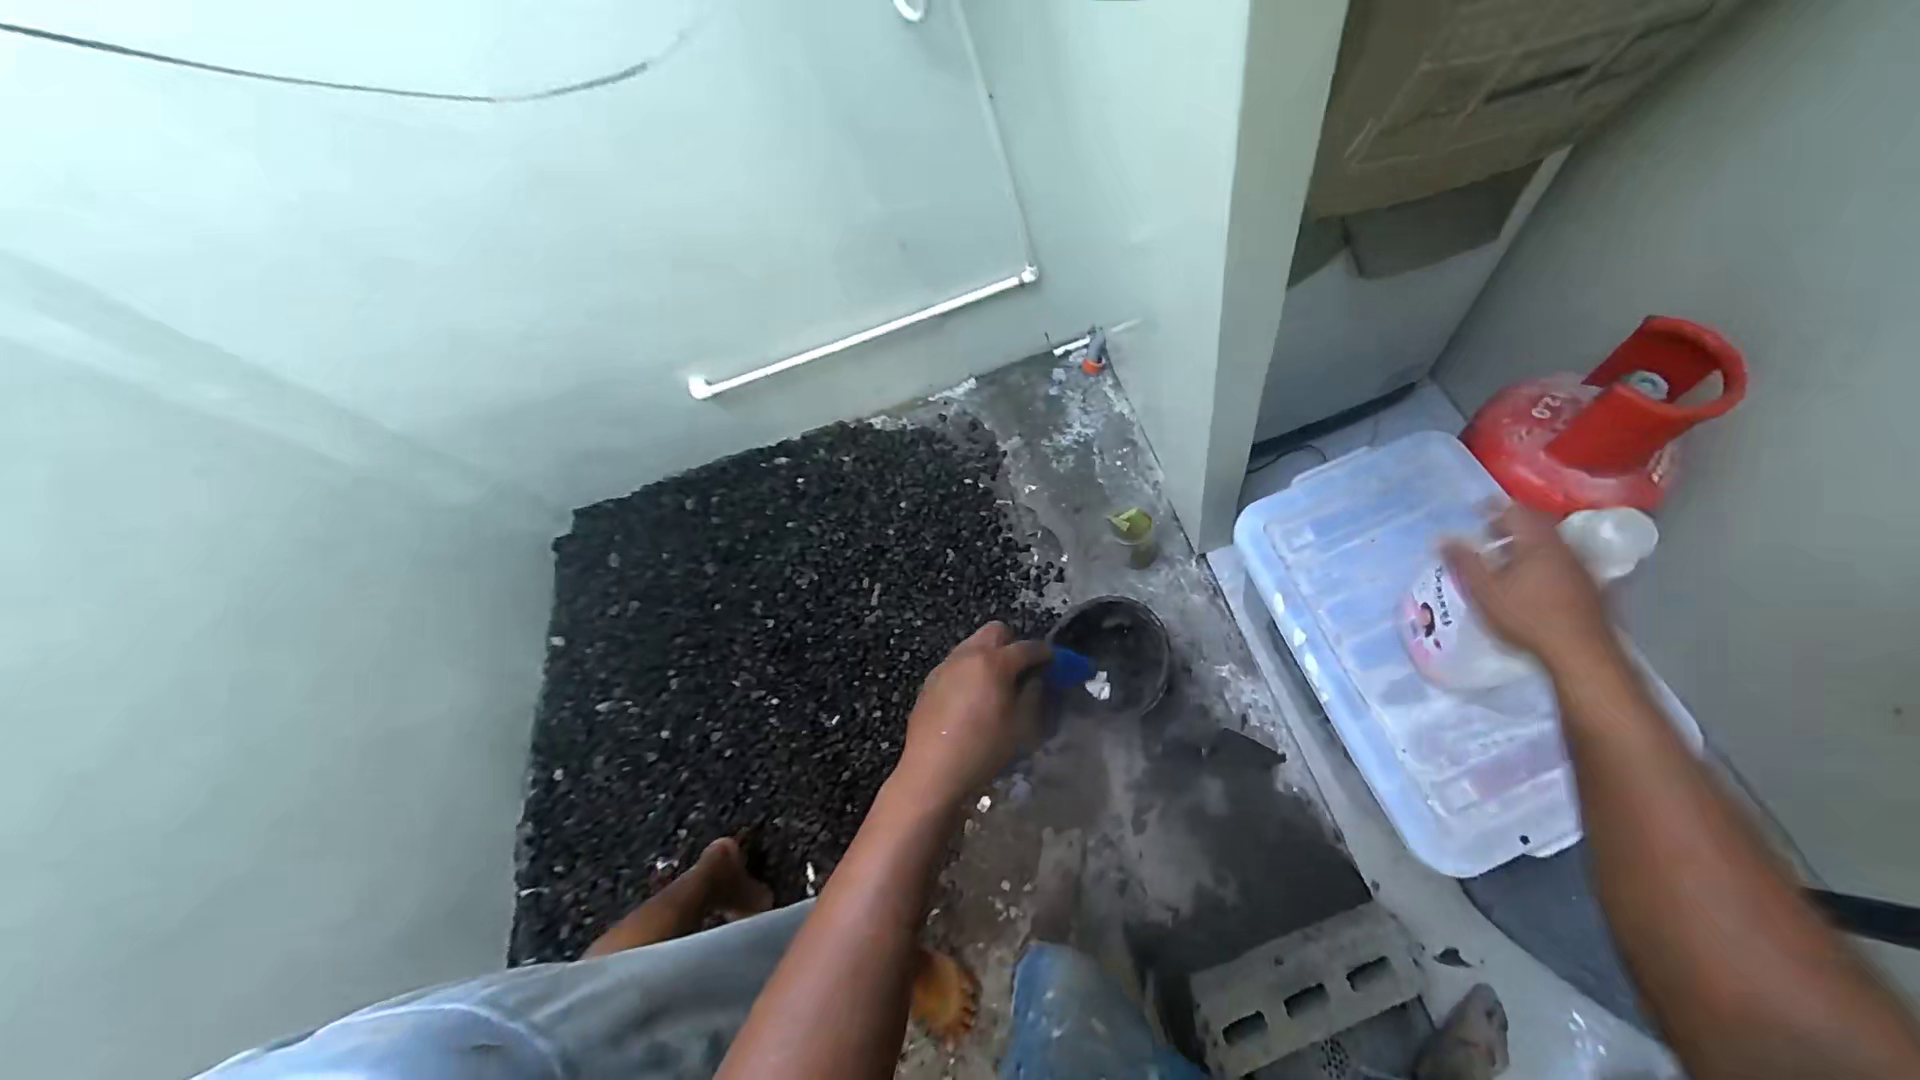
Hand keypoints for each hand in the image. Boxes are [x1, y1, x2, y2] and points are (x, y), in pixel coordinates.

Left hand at [894, 622, 1051, 809]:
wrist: (931, 771)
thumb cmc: (982, 750)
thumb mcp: (1020, 726)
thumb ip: (1032, 695)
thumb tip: (1037, 678)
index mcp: (993, 663)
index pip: (1027, 647)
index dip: (1045, 653)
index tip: (1054, 663)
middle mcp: (967, 655)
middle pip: (995, 631)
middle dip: (1013, 644)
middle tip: (1022, 669)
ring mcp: (945, 665)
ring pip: (973, 643)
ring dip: (989, 654)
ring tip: (996, 683)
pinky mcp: (930, 680)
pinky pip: (957, 662)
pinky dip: (970, 668)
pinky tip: (972, 696)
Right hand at [1441, 506, 1620, 674]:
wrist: (1579, 652)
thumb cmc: (1525, 617)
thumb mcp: (1484, 590)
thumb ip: (1463, 562)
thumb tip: (1442, 539)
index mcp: (1537, 544)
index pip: (1516, 511)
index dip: (1494, 507)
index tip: (1476, 510)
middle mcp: (1563, 548)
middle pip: (1537, 524)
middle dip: (1511, 524)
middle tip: (1488, 533)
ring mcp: (1580, 566)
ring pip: (1551, 542)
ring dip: (1527, 543)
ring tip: (1505, 556)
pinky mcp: (1589, 585)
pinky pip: (1561, 559)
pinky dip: (1542, 558)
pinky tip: (1530, 577)